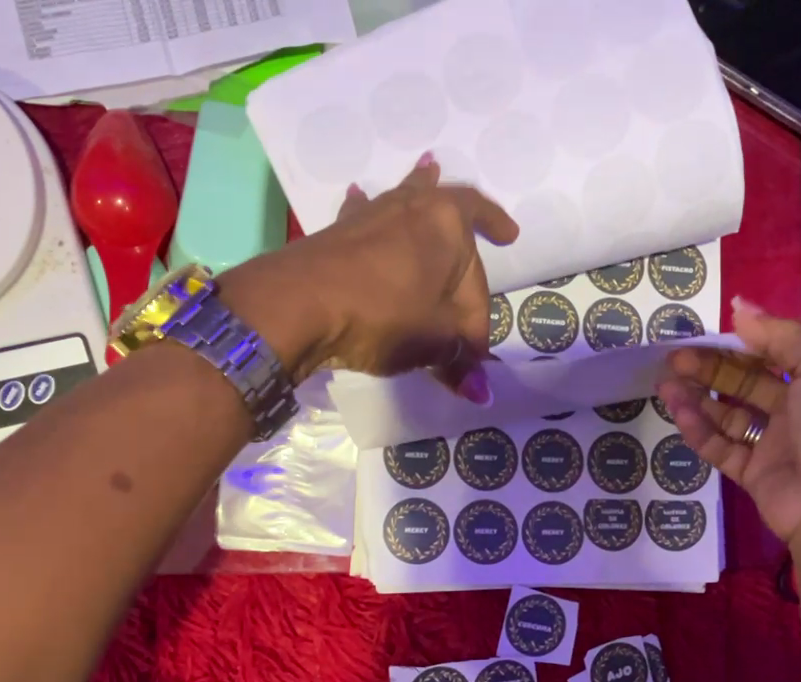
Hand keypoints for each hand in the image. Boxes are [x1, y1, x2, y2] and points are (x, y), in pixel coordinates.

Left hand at [220, 155, 517, 402]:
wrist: (301, 305)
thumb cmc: (384, 316)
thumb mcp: (433, 343)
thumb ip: (459, 360)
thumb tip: (483, 394)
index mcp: (450, 224)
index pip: (478, 282)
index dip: (478, 321)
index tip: (475, 353)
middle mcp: (415, 207)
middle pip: (452, 216)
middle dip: (476, 221)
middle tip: (499, 227)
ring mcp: (374, 213)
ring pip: (407, 201)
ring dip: (423, 189)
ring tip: (431, 168)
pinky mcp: (340, 230)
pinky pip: (365, 215)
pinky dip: (370, 210)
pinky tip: (360, 195)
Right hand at [655, 299, 800, 543]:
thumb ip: (780, 335)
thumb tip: (739, 306)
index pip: (779, 351)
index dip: (744, 340)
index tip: (710, 331)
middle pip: (749, 381)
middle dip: (712, 367)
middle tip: (675, 357)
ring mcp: (777, 444)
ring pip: (730, 413)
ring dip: (699, 396)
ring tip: (665, 383)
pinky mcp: (755, 474)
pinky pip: (722, 446)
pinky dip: (700, 430)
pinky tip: (679, 413)